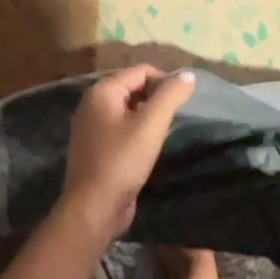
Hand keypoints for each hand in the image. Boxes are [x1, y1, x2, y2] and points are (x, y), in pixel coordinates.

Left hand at [59, 65, 195, 242]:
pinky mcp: (95, 147)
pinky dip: (136, 129)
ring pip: (127, 108)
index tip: (183, 100)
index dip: (165, 80)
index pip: (140, 71)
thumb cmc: (122, 161)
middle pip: (132, 87)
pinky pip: (120, 127)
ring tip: (165, 130)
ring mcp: (91, 127)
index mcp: (102, 92)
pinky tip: (149, 145)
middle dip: (156, 96)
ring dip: (147, 114)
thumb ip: (170, 96)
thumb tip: (188, 74)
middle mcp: (92, 103)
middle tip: (176, 115)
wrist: (93, 208)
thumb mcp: (150, 125)